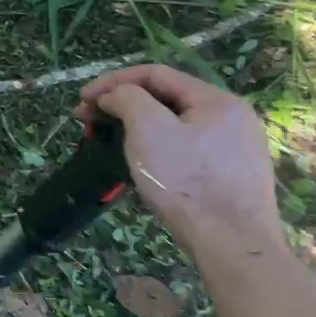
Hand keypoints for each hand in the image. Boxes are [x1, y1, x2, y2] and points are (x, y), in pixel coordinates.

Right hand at [75, 64, 282, 252]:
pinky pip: (182, 143)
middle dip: (119, 102)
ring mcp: (233, 146)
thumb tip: (115, 97)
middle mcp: (231, 118)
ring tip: (104, 137)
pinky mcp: (228, 171)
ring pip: (170, 121)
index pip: (155, 74)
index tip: (83, 99)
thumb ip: (126, 97)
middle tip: (86, 118)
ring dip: (131, 122)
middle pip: (163, 97)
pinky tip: (135, 156)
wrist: (231, 242)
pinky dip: (151, 142)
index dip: (112, 81)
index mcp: (218, 101)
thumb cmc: (186, 178)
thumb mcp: (148, 127)